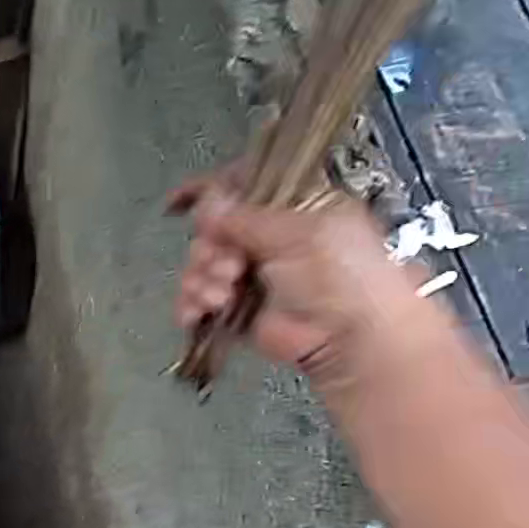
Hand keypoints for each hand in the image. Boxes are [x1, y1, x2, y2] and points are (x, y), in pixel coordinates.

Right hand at [170, 177, 433, 387]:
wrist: (349, 338)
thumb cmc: (340, 276)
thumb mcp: (299, 231)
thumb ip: (247, 216)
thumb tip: (207, 202)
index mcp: (287, 208)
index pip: (240, 189)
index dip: (209, 193)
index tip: (179, 201)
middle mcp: (266, 240)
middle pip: (212, 232)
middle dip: (210, 248)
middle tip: (229, 266)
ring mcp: (249, 277)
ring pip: (202, 267)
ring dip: (201, 279)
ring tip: (222, 294)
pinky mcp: (236, 312)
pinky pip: (199, 302)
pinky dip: (191, 305)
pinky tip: (195, 312)